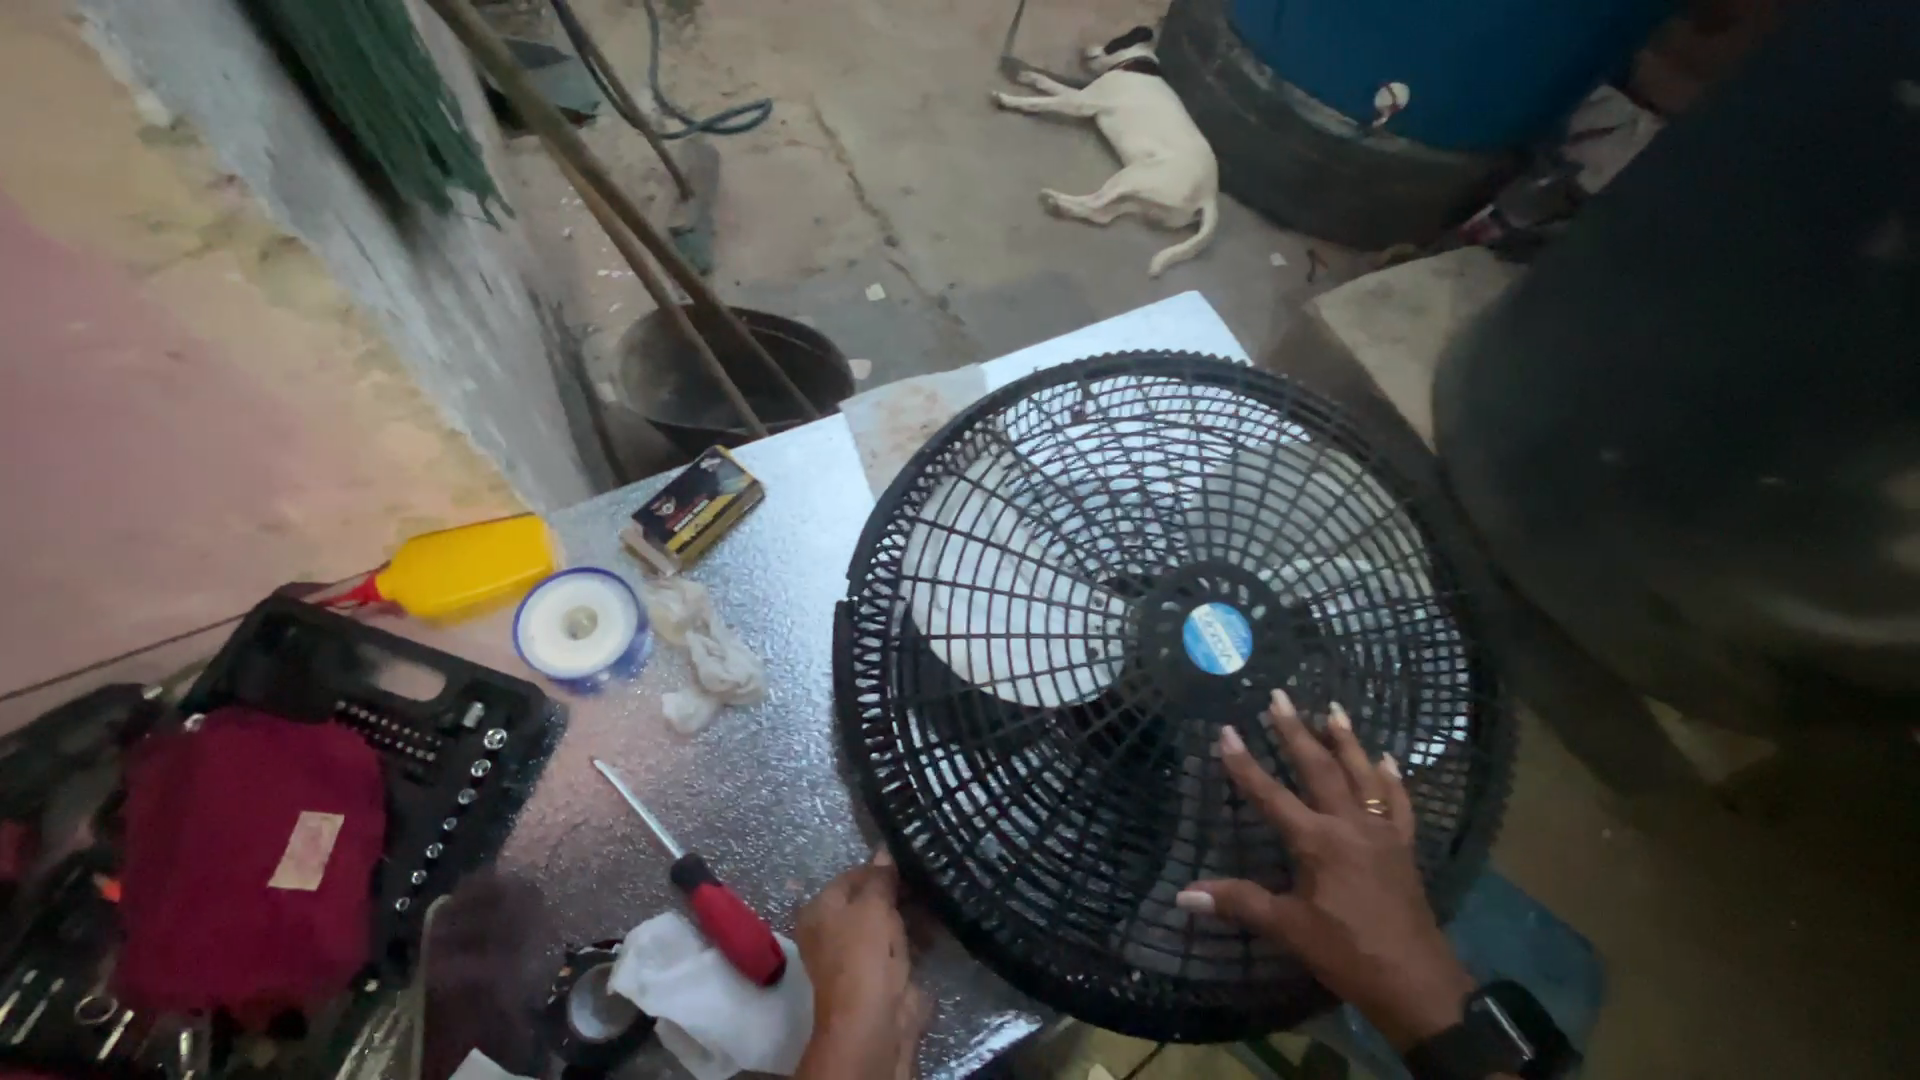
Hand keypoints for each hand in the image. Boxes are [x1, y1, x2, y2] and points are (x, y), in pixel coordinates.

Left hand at [794, 850, 927, 1079]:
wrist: (873, 1019)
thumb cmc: (863, 952)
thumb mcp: (873, 904)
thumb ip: (881, 877)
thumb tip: (884, 850)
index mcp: (819, 911)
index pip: (850, 877)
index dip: (878, 868)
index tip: (907, 862)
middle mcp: (831, 931)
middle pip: (868, 900)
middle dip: (896, 892)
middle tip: (924, 878)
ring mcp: (855, 955)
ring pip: (885, 923)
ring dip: (908, 914)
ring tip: (934, 898)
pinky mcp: (878, 975)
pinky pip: (897, 946)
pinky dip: (914, 937)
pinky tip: (935, 924)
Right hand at [1176, 690, 1473, 1049]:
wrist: (1419, 986)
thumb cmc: (1348, 953)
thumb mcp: (1288, 929)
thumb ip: (1238, 903)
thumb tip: (1183, 896)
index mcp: (1317, 842)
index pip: (1270, 794)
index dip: (1245, 763)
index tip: (1226, 730)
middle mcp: (1350, 825)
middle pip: (1319, 768)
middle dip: (1295, 731)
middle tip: (1279, 696)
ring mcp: (1381, 833)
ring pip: (1362, 775)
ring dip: (1345, 740)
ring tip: (1332, 708)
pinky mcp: (1403, 847)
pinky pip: (1398, 804)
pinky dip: (1392, 779)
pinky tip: (1388, 760)